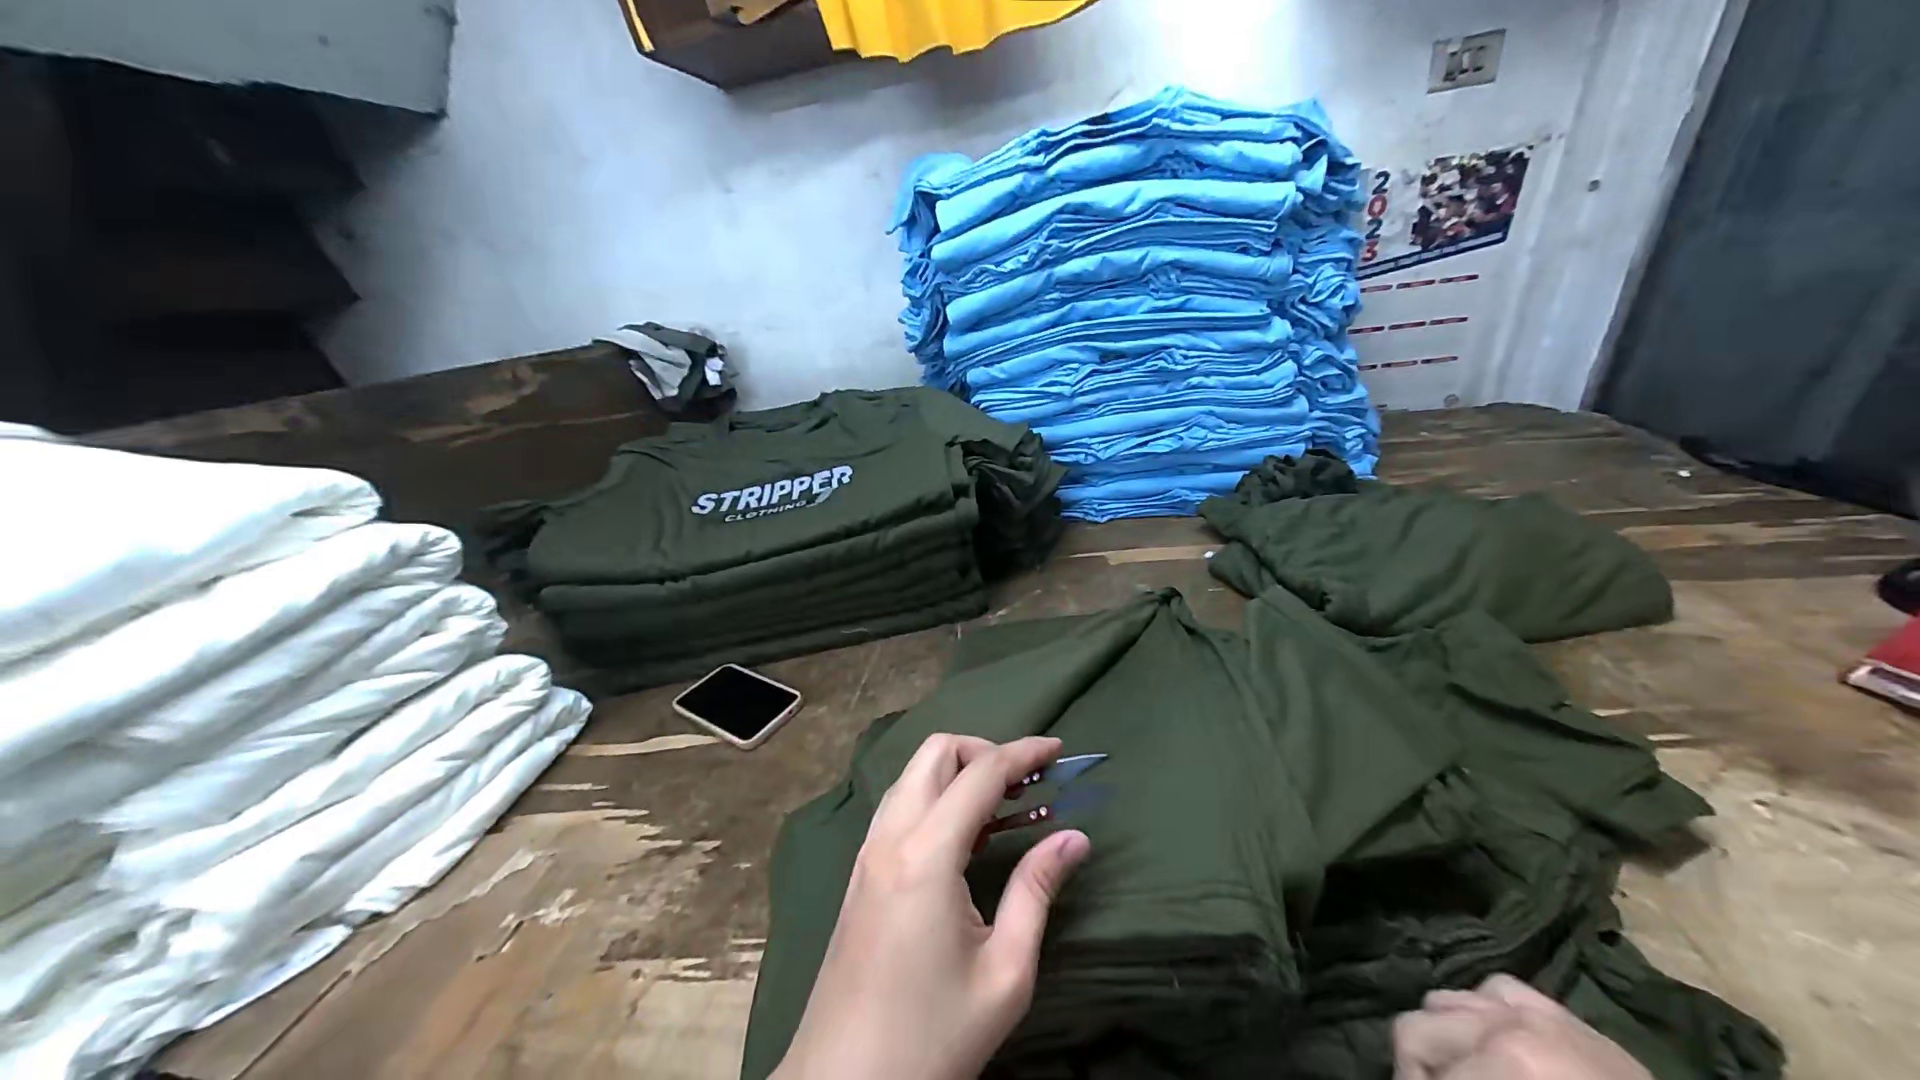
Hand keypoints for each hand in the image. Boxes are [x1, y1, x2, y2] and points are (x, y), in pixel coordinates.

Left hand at [771, 734, 1091, 1079]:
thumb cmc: (932, 1035)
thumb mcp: (1004, 972)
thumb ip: (1038, 890)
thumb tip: (1074, 838)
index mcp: (925, 854)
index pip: (979, 773)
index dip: (1023, 754)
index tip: (1059, 750)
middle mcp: (890, 836)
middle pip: (935, 753)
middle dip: (985, 751)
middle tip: (1028, 782)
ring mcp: (868, 851)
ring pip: (913, 775)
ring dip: (959, 772)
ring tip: (1005, 803)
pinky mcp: (861, 872)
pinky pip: (901, 806)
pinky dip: (937, 796)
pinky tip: (967, 834)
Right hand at [1393, 974, 1653, 1079]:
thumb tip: (1428, 1078)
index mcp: (1508, 1060)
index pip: (1419, 1061)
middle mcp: (1507, 1022)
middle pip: (1416, 1027)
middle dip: (1419, 1066)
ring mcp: (1535, 1011)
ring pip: (1446, 1000)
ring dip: (1445, 1039)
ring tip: (1464, 1073)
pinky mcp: (1559, 1012)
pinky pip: (1496, 990)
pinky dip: (1483, 1015)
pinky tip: (1495, 1046)